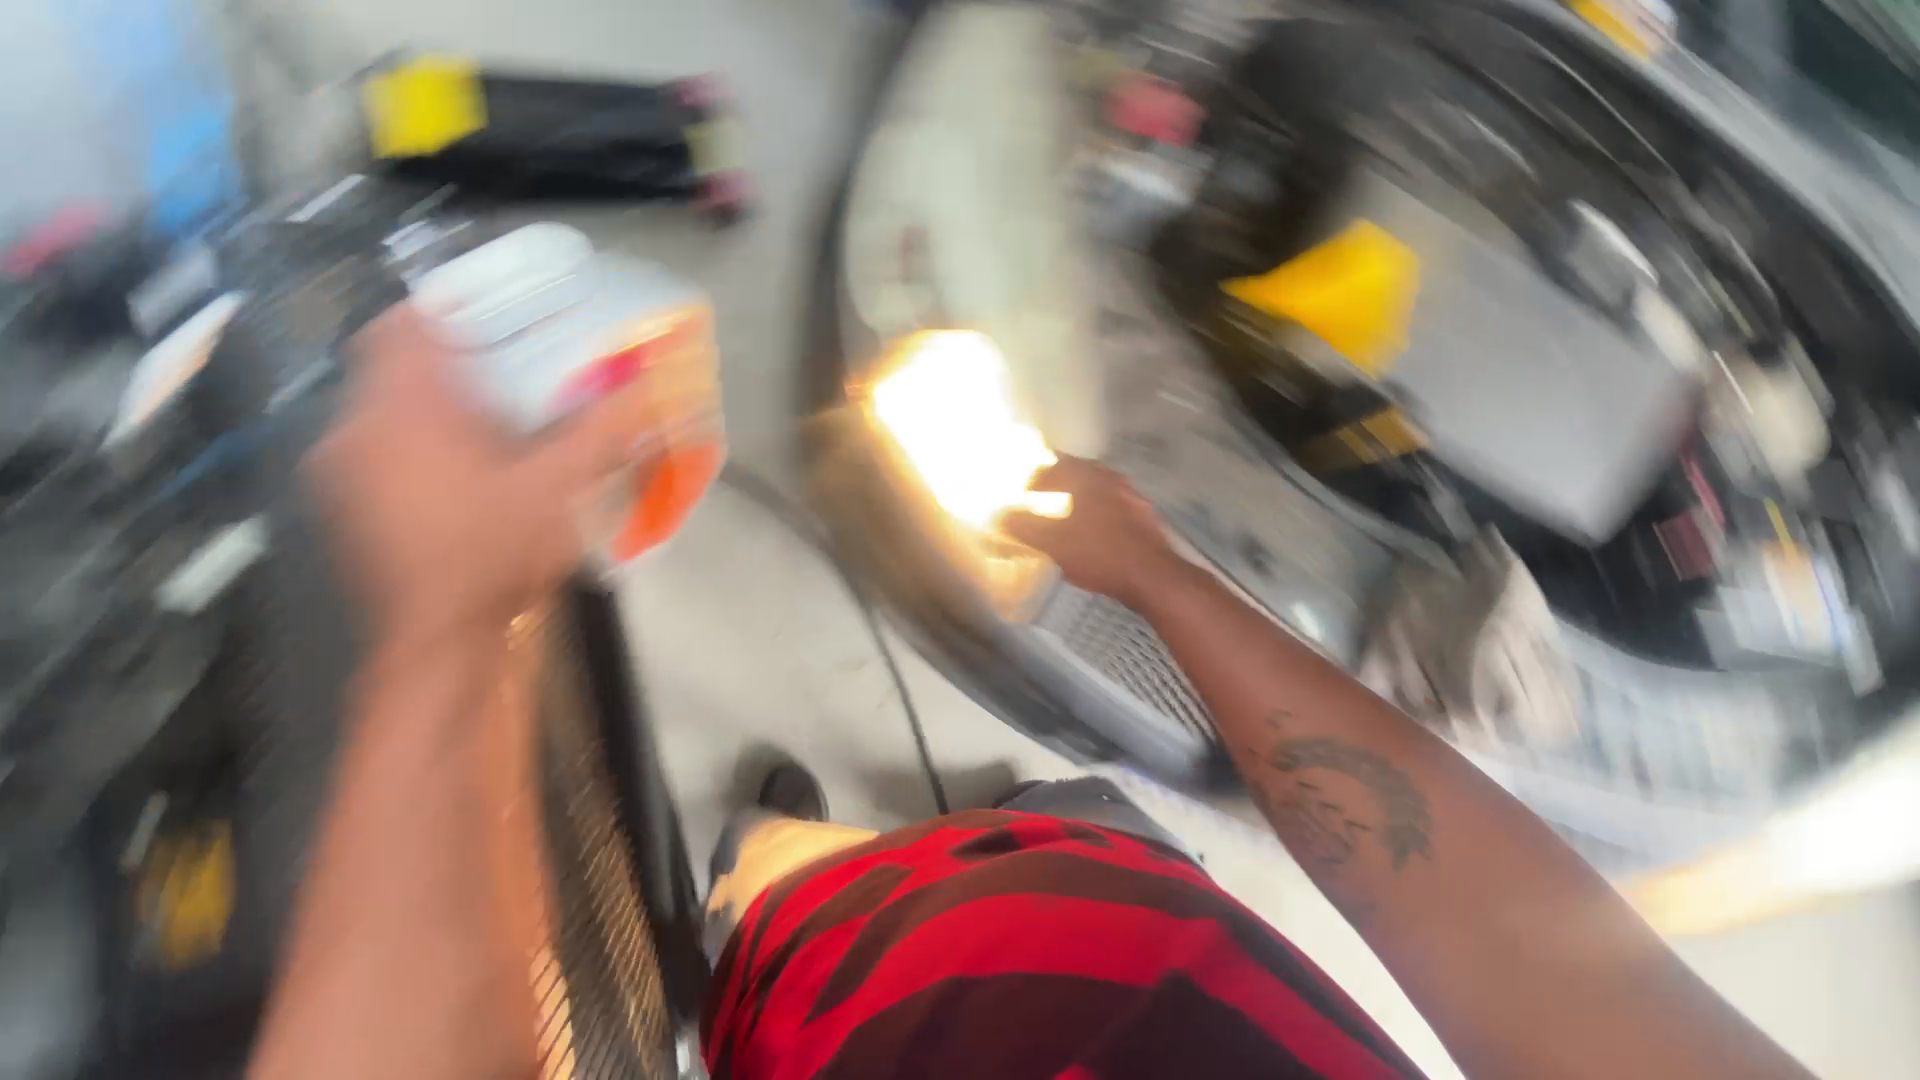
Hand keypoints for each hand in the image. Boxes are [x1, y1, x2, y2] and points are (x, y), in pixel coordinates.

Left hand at [308, 305, 651, 655]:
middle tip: (512, 377)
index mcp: (403, 409)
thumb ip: (604, 432)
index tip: (497, 318)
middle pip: (399, 368)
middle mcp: (356, 428)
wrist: (440, 639)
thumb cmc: (495, 552)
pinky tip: (466, 477)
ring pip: (387, 412)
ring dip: (436, 411)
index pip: (406, 324)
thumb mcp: (561, 488)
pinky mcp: (348, 507)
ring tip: (496, 428)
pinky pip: (380, 450)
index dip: (450, 310)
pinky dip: (419, 447)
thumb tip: (652, 390)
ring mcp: (343, 471)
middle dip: (454, 367)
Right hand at [1000, 456, 1180, 609]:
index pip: (1058, 465)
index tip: (1026, 488)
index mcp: (1090, 479)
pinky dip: (1100, 512)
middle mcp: (1114, 481)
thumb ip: (1026, 527)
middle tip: (1045, 494)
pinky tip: (1096, 531)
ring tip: (1068, 512)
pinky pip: (1116, 507)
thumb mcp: (1054, 543)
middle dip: (1061, 481)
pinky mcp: (1147, 520)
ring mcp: (1135, 499)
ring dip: (1083, 496)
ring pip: (1102, 489)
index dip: (1038, 476)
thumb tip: (1001, 516)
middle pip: (1083, 473)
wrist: (1155, 578)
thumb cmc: (1100, 555)